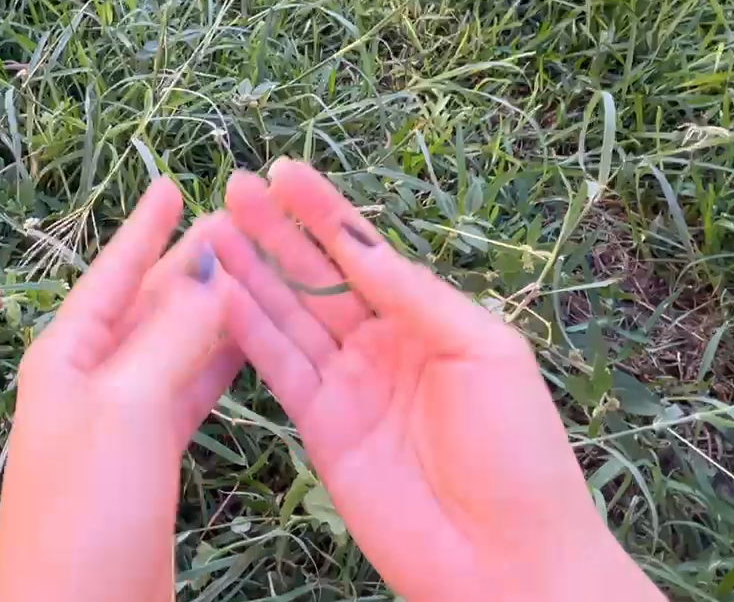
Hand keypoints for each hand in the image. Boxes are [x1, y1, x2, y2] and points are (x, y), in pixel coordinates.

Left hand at [0, 179, 241, 601]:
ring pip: (173, 346)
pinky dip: (216, 363)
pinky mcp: (151, 458)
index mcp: (68, 355)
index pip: (113, 273)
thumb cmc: (89, 509)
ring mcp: (122, 419)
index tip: (170, 185)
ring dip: (208, 310)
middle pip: (147, 304)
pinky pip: (188, 390)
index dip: (143, 229)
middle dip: (185, 263)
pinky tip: (247, 342)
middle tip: (229, 221)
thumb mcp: (128, 407)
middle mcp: (91, 378)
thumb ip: (172, 337)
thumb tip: (212, 277)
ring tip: (249, 270)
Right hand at [217, 161, 663, 601]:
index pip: (361, 249)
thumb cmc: (518, 450)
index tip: (284, 172)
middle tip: (235, 189)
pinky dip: (247, 331)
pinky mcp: (319, 425)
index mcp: (420, 316)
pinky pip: (277, 368)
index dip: (322, 210)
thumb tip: (357, 241)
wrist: (512, 565)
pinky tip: (221, 295)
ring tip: (215, 231)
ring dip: (251, 272)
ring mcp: (344, 382)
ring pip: (286, 314)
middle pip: (314, 274)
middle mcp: (375, 340)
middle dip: (275, 230)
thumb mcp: (481, 349)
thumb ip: (413, 294)